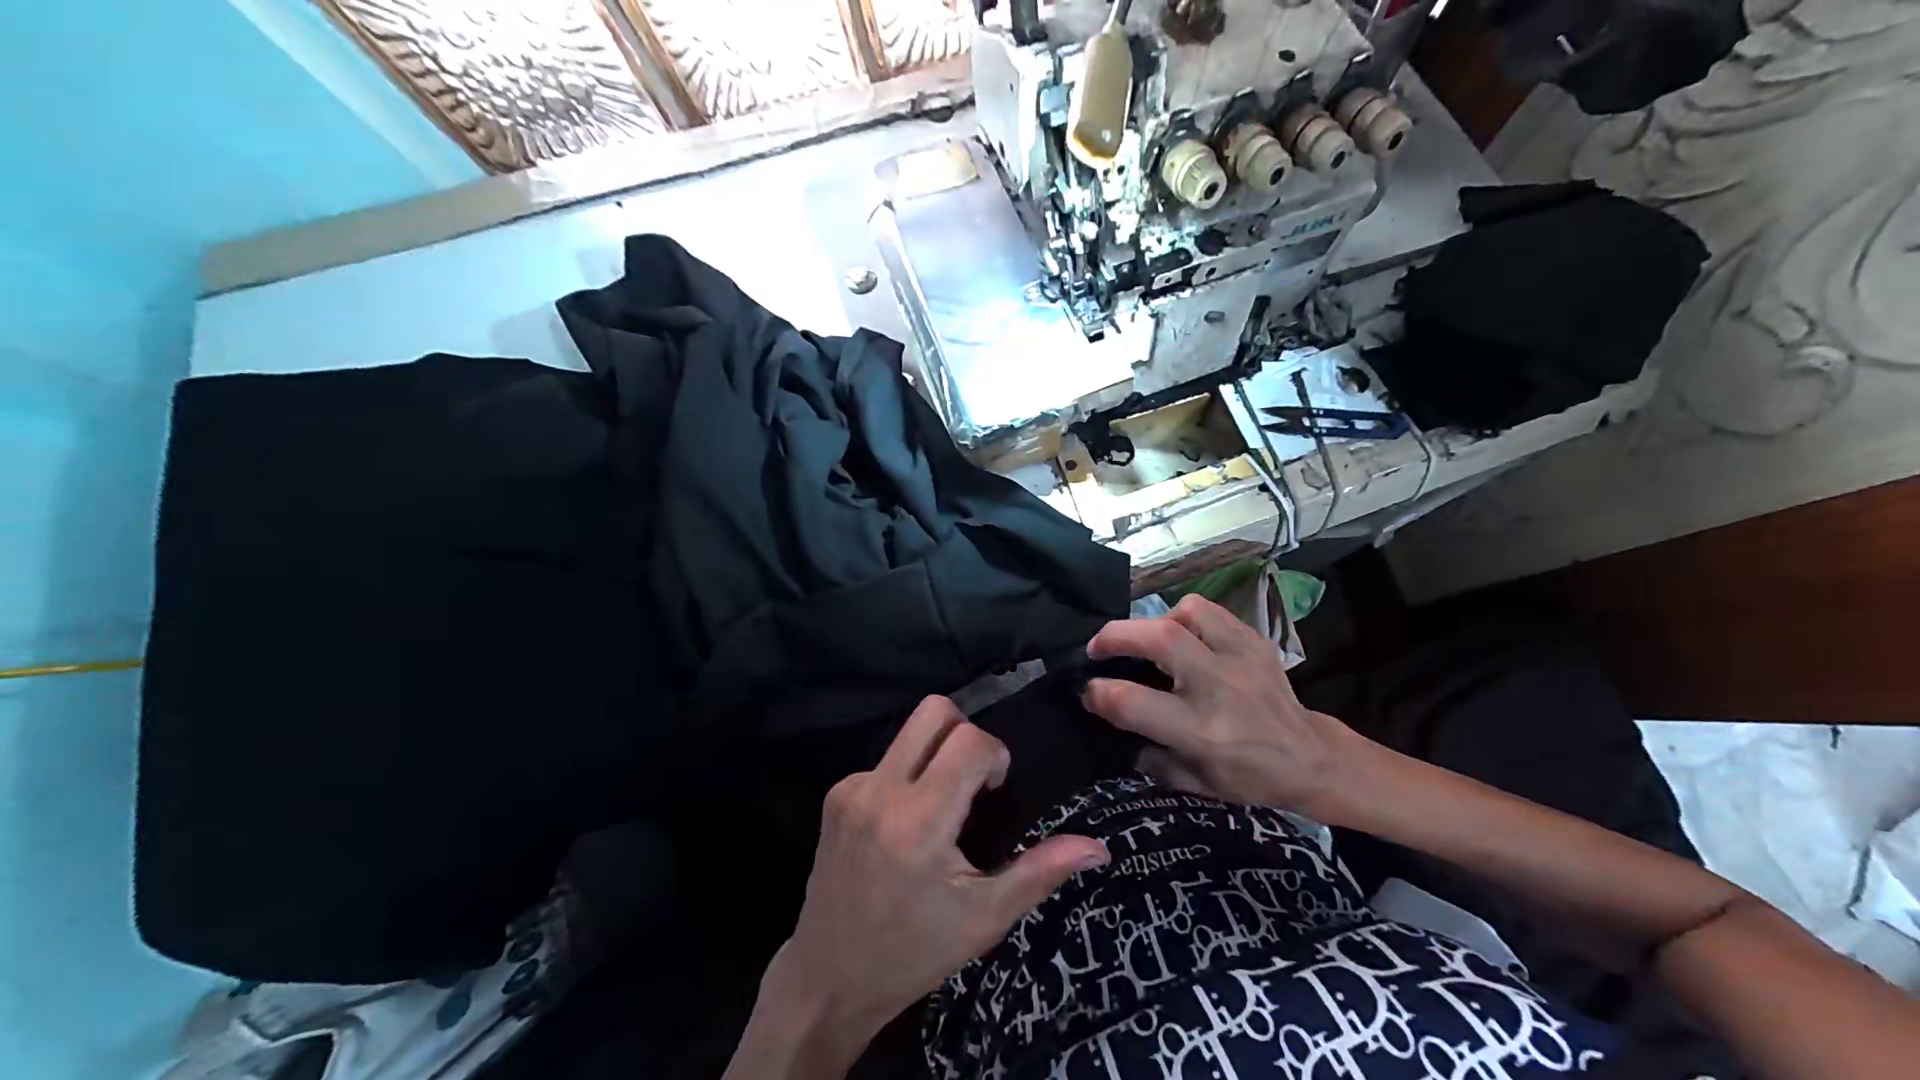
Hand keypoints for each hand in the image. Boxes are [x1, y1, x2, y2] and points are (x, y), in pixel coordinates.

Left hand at [729, 696, 1108, 1078]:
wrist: (830, 977)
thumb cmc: (915, 953)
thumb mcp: (984, 918)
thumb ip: (1040, 871)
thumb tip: (1098, 847)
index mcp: (920, 822)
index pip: (970, 741)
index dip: (996, 755)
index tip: (996, 791)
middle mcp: (881, 791)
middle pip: (935, 711)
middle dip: (967, 732)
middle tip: (974, 781)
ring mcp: (852, 788)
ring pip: (909, 731)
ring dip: (937, 754)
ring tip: (941, 807)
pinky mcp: (836, 794)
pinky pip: (886, 759)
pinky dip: (908, 777)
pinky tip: (906, 825)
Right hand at [1081, 594, 1367, 820]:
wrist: (1311, 759)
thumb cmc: (1248, 777)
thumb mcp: (1193, 783)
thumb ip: (1148, 754)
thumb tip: (1113, 718)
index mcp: (1200, 731)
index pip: (1132, 702)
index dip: (1098, 693)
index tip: (1088, 691)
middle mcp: (1218, 687)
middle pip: (1158, 638)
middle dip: (1115, 635)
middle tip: (1096, 646)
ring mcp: (1240, 658)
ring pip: (1186, 613)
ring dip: (1154, 621)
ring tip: (1147, 640)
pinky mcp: (1254, 641)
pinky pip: (1209, 611)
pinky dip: (1185, 618)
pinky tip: (1183, 637)